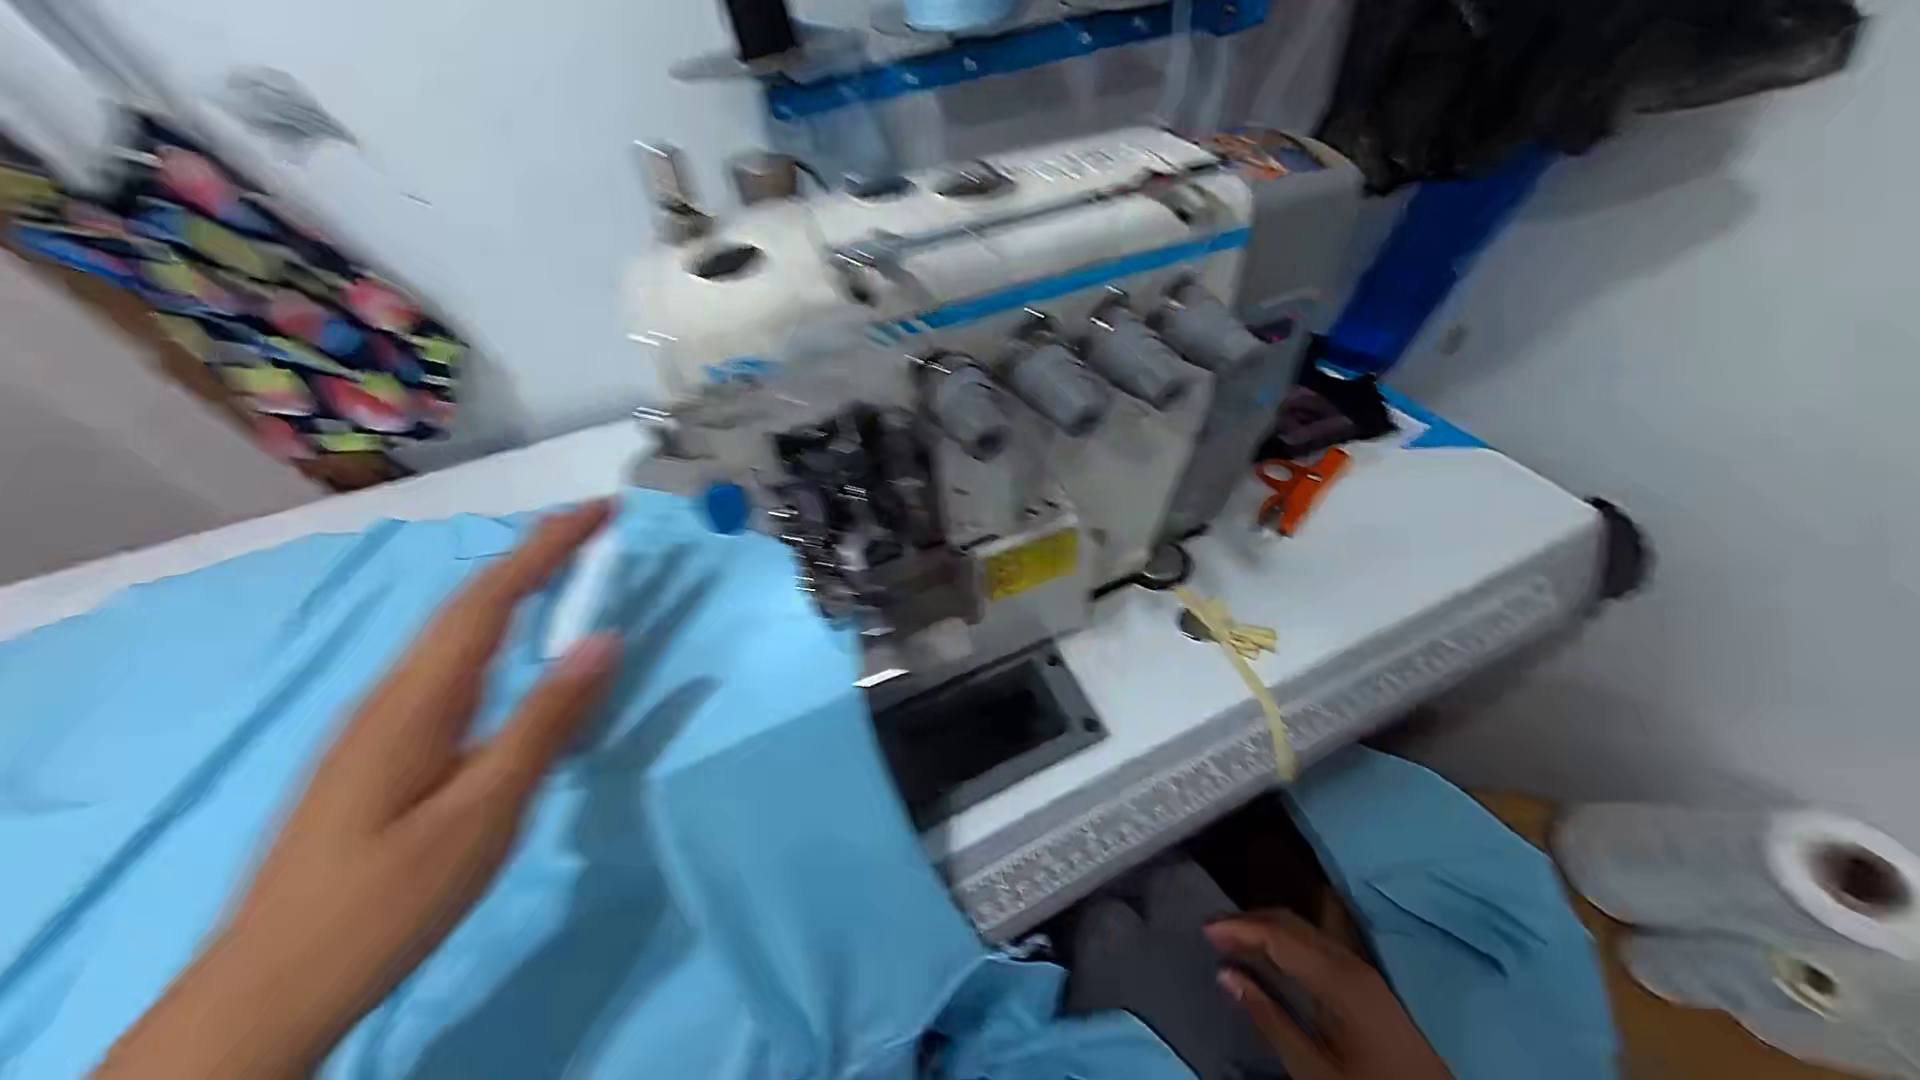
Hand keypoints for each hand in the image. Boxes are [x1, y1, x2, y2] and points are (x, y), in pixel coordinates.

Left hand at [100, 502, 621, 1079]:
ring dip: (513, 587)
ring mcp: (382, 720)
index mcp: (418, 698)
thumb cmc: (389, 897)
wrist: (269, 989)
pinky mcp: (384, 746)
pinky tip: (510, 646)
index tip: (601, 510)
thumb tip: (603, 638)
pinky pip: (450, 663)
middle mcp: (395, 693)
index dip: (549, 547)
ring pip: (455, 632)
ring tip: (564, 568)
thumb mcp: (486, 810)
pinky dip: (494, 629)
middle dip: (534, 555)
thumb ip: (546, 720)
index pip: (492, 598)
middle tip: (594, 529)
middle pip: (470, 603)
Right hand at [1206, 908, 1453, 1079]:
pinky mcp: (1367, 985)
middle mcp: (1352, 963)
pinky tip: (1270, 953)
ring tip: (1233, 939)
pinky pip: (1317, 945)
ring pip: (1305, 931)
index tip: (1204, 928)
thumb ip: (1269, 1019)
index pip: (1279, 935)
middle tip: (1213, 931)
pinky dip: (1286, 942)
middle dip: (1249, 922)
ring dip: (1267, 929)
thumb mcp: (1315, 1072)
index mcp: (1340, 979)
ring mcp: (1363, 972)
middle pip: (1292, 924)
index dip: (1238, 927)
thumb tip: (1226, 974)